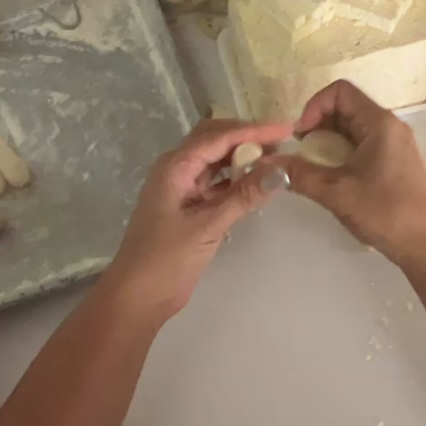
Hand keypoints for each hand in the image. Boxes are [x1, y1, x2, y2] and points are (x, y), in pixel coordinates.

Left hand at [103, 117, 294, 319]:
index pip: (219, 136)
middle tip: (282, 141)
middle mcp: (177, 170)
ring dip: (243, 159)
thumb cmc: (165, 259)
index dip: (254, 130)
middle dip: (247, 137)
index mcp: (175, 167)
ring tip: (275, 160)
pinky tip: (257, 185)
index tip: (287, 128)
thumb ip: (243, 197)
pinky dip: (236, 181)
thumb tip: (281, 172)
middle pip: (215, 140)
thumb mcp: (207, 226)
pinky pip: (216, 184)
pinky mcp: (189, 209)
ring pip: (216, 162)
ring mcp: (182, 190)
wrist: (138, 296)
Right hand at [262, 81, 425, 268]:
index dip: (314, 107)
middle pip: (345, 108)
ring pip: (352, 128)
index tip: (301, 136)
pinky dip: (341, 153)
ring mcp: (393, 144)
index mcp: (380, 124)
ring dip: (327, 141)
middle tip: (302, 153)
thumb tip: (267, 165)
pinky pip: (361, 145)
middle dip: (317, 125)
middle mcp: (389, 127)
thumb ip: (300, 174)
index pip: (340, 92)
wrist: (423, 244)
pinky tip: (332, 177)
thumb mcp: (336, 193)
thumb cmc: (384, 213)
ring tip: (313, 167)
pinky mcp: (393, 161)